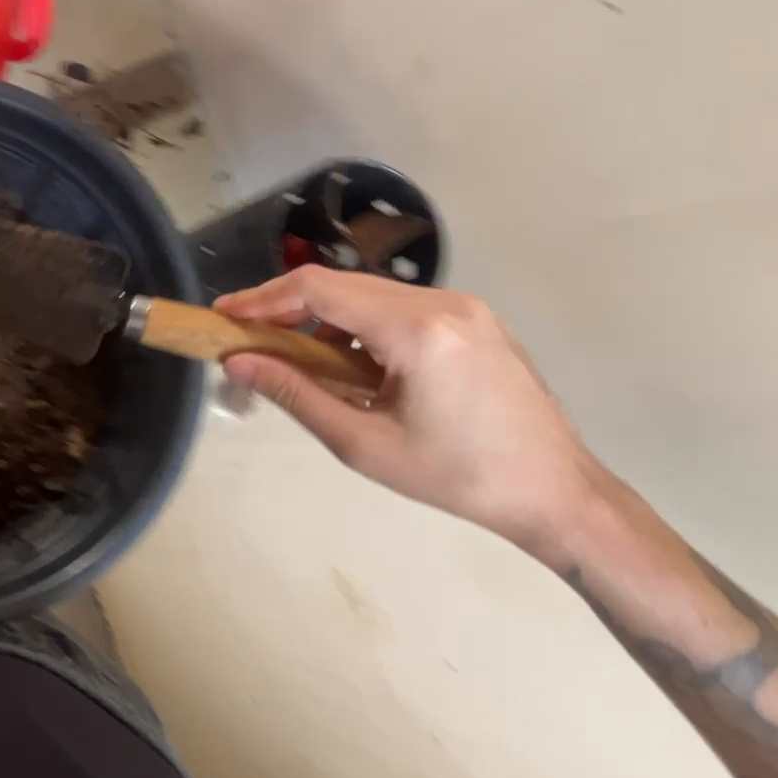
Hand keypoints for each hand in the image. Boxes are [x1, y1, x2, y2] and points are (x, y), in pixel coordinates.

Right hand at [214, 267, 606, 556]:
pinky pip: (396, 307)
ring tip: (288, 356)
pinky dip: (355, 325)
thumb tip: (236, 362)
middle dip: (284, 306)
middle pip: (340, 285)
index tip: (222, 316)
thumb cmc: (454, 475)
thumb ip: (293, 394)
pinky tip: (343, 361)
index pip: (318, 290)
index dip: (261, 299)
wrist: (555, 493)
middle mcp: (444, 303)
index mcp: (417, 330)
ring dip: (320, 317)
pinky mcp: (474, 322)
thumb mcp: (360, 442)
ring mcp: (465, 309)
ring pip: (368, 294)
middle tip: (243, 336)